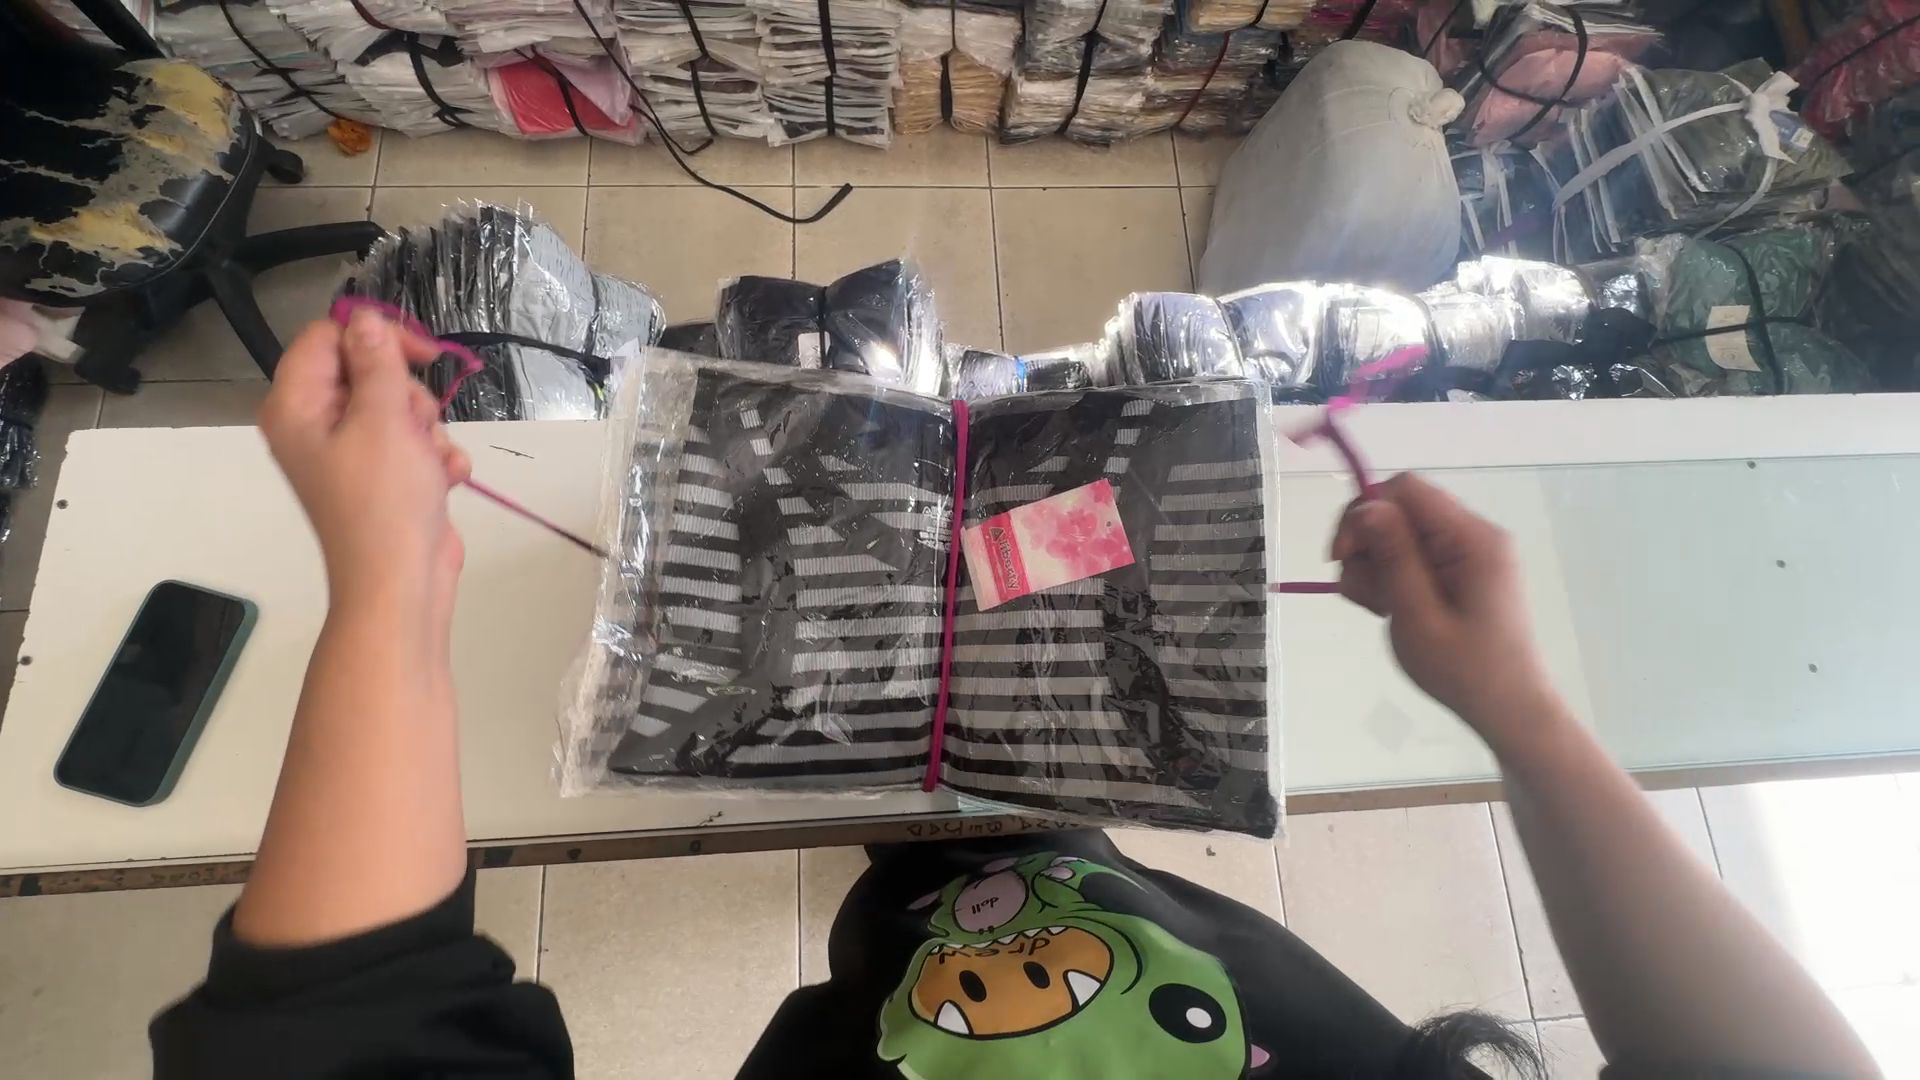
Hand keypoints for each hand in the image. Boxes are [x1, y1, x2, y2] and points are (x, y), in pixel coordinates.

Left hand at [259, 310, 471, 612]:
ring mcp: (355, 453)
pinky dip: (439, 458)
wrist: (402, 576)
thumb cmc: (385, 500)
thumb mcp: (384, 422)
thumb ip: (378, 366)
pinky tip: (445, 479)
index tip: (424, 353)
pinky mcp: (388, 476)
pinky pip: (420, 445)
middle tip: (419, 424)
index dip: (376, 338)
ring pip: (405, 411)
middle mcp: (319, 424)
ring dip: (433, 431)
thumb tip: (366, 319)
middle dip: (411, 396)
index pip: (329, 340)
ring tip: (433, 462)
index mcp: (298, 406)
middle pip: (372, 375)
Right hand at [1330, 473, 1555, 734]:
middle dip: (1363, 544)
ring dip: (1370, 566)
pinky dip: (1384, 577)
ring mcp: (1463, 553)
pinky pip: (1405, 554)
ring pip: (1393, 534)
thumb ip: (1395, 556)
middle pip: (1395, 510)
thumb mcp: (1418, 615)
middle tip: (1357, 590)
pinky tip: (1387, 608)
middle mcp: (1471, 535)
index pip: (1405, 489)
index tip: (1342, 556)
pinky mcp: (1454, 569)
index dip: (1363, 512)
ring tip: (1377, 607)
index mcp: (1471, 539)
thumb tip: (1367, 507)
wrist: (1507, 710)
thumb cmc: (1464, 669)